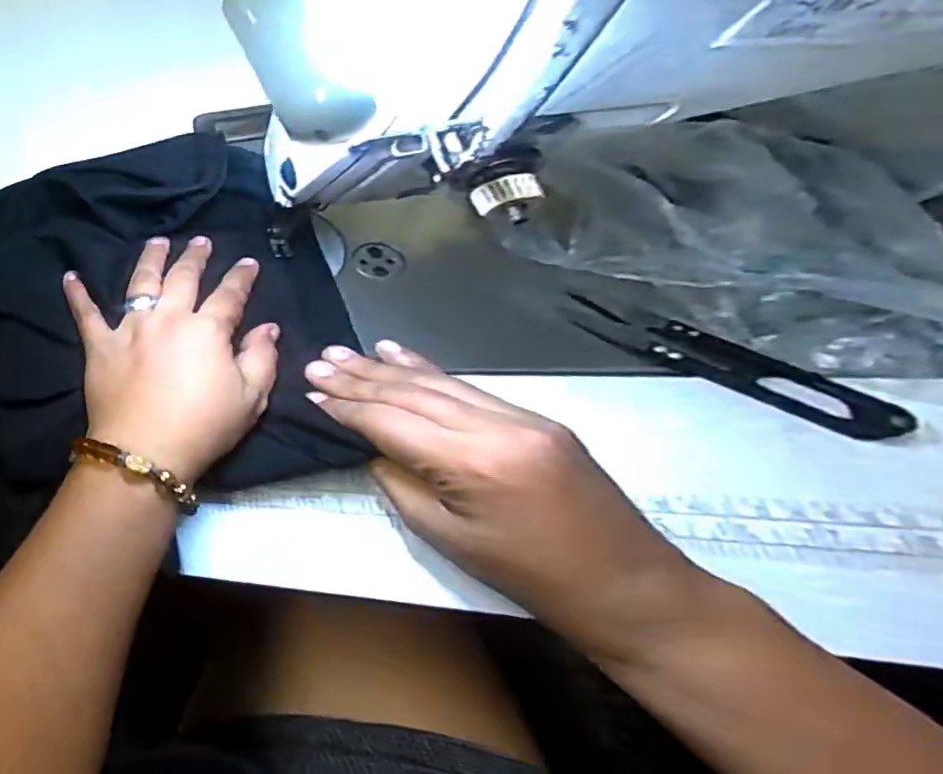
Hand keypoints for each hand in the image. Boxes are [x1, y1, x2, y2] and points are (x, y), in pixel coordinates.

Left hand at [63, 236, 279, 483]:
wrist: (144, 451)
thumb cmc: (203, 428)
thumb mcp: (249, 399)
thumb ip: (261, 358)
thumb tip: (268, 327)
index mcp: (206, 330)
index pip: (229, 295)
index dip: (241, 277)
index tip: (248, 262)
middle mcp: (168, 318)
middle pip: (184, 277)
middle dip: (195, 256)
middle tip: (201, 241)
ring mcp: (130, 327)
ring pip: (141, 282)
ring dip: (151, 258)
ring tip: (157, 241)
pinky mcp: (100, 344)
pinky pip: (86, 314)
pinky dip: (78, 295)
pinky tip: (70, 277)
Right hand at [306, 341, 723, 661]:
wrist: (632, 590)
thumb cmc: (531, 578)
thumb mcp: (449, 539)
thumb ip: (401, 483)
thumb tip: (374, 446)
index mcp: (472, 463)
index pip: (391, 421)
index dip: (347, 408)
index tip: (310, 394)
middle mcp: (495, 427)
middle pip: (410, 393)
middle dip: (358, 379)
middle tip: (317, 363)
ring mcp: (519, 416)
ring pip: (436, 382)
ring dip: (385, 368)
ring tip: (343, 354)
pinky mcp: (534, 417)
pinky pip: (467, 387)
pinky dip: (427, 370)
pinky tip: (397, 353)